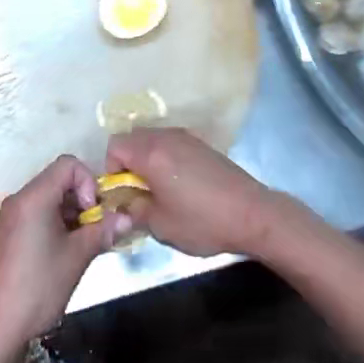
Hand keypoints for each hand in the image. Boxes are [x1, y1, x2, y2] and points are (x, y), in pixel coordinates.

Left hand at [0, 156, 130, 351]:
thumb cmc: (38, 287)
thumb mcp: (77, 256)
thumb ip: (104, 230)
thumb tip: (129, 218)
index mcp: (33, 198)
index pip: (68, 165)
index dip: (88, 183)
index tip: (94, 213)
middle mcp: (20, 200)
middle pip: (60, 179)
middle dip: (85, 199)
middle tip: (96, 228)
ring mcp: (14, 217)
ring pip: (53, 198)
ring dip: (74, 213)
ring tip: (85, 243)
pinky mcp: (12, 234)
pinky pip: (41, 214)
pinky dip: (60, 223)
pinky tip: (69, 250)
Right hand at [105, 128, 290, 257]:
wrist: (252, 214)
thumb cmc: (203, 221)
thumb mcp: (160, 225)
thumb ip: (134, 208)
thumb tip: (125, 201)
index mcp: (152, 154)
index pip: (115, 145)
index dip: (111, 169)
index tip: (122, 192)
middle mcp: (168, 138)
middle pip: (133, 138)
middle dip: (127, 162)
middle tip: (137, 190)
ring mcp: (188, 138)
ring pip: (153, 139)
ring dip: (146, 158)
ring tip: (158, 187)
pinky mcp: (203, 144)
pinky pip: (172, 143)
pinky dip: (165, 157)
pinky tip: (178, 182)